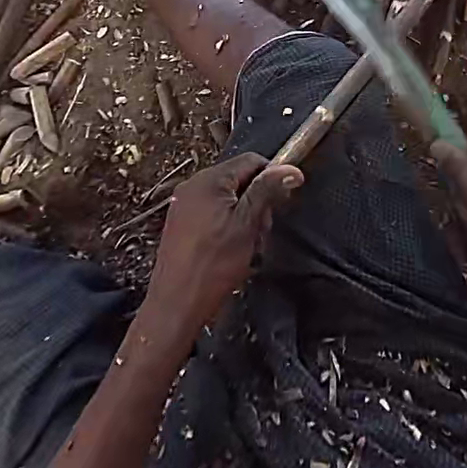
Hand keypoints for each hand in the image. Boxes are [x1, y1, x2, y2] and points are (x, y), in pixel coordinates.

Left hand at [147, 153, 302, 327]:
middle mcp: (193, 186)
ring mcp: (184, 205)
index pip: (251, 161)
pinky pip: (214, 211)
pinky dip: (229, 224)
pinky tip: (233, 248)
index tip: (279, 203)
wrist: (176, 306)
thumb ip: (267, 190)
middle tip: (262, 230)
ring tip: (248, 243)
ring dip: (246, 215)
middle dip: (258, 200)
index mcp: (208, 180)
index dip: (271, 177)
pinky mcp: (181, 223)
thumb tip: (291, 169)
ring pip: (229, 197)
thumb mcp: (247, 223)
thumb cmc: (213, 264)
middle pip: (239, 178)